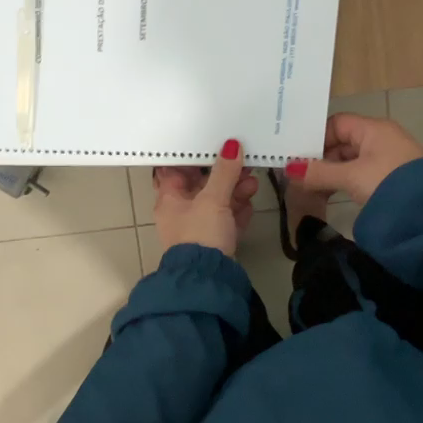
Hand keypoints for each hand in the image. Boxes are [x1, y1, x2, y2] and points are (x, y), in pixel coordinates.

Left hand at [154, 139, 260, 257]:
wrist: (208, 278)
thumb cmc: (201, 233)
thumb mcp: (213, 198)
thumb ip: (224, 172)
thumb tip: (231, 145)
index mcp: (169, 199)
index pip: (175, 170)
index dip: (192, 158)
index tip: (212, 145)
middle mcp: (180, 212)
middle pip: (201, 186)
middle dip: (223, 175)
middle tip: (243, 162)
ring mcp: (197, 228)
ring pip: (217, 203)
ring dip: (235, 192)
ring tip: (253, 182)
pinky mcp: (214, 242)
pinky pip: (226, 221)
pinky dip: (237, 211)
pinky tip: (250, 203)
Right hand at [288, 113, 422, 204]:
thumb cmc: (389, 183)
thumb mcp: (351, 177)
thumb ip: (319, 173)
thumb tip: (289, 169)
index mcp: (373, 129)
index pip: (336, 123)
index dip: (316, 137)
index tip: (297, 156)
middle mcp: (381, 138)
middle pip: (342, 142)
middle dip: (321, 158)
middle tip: (299, 175)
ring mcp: (388, 158)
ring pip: (351, 159)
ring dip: (332, 172)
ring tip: (311, 187)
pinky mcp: (392, 176)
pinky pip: (361, 172)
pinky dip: (345, 180)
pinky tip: (333, 193)